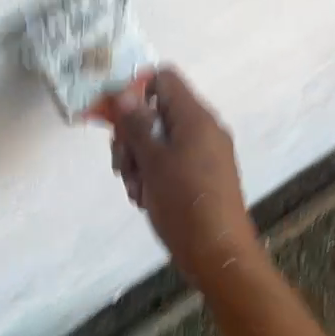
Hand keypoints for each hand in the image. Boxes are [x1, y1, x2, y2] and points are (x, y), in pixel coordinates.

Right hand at [108, 68, 263, 288]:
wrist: (219, 256)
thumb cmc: (184, 203)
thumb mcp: (152, 161)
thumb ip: (136, 124)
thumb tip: (124, 92)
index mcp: (195, 117)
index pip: (163, 78)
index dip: (136, 90)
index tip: (115, 117)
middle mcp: (204, 129)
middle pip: (157, 111)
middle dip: (132, 135)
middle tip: (123, 166)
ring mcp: (206, 153)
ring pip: (160, 140)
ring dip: (139, 160)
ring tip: (135, 190)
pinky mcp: (204, 175)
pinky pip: (171, 161)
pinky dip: (154, 174)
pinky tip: (145, 198)